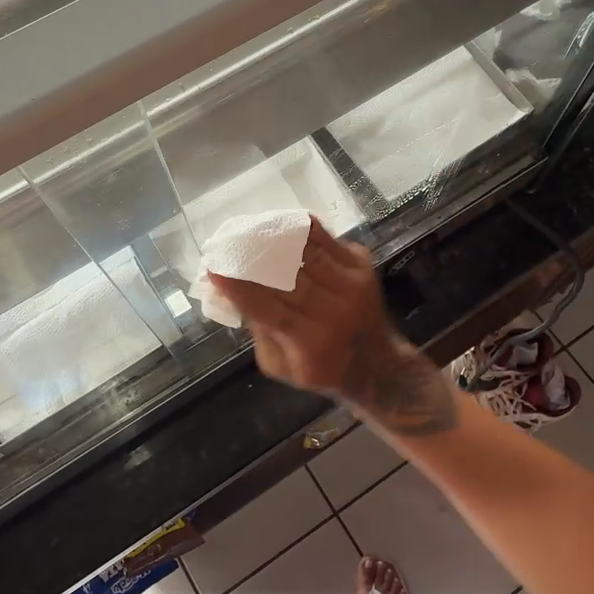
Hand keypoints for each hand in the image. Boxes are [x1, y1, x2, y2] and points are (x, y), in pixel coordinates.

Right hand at [208, 220, 459, 435]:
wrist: (379, 365)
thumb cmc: (322, 369)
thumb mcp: (280, 366)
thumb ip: (259, 331)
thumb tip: (235, 294)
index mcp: (309, 341)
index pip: (266, 308)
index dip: (239, 288)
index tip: (214, 269)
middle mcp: (333, 310)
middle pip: (287, 274)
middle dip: (254, 255)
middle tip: (229, 241)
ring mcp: (351, 283)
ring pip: (307, 250)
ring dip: (277, 236)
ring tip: (252, 227)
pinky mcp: (361, 264)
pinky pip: (326, 238)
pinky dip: (302, 229)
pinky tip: (283, 224)